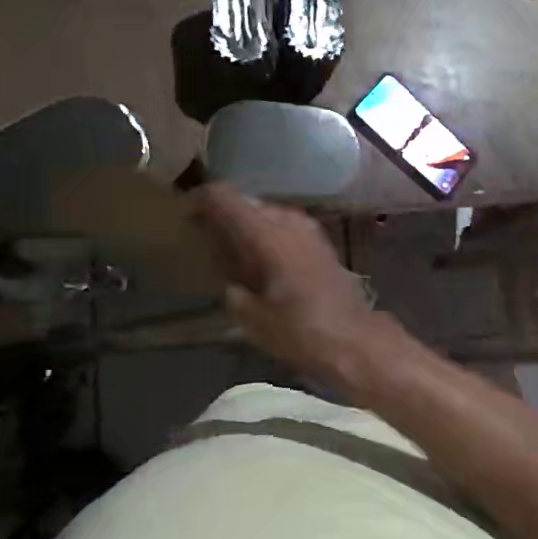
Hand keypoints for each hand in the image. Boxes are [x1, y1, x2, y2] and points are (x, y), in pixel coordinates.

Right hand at [193, 182, 384, 380]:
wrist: (353, 340)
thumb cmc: (300, 332)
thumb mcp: (251, 317)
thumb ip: (232, 289)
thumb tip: (228, 279)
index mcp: (267, 234)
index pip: (226, 198)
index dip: (202, 200)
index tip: (184, 214)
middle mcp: (289, 222)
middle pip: (248, 202)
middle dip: (225, 214)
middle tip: (205, 236)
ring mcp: (310, 230)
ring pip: (269, 213)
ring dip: (249, 224)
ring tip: (231, 248)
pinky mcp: (321, 242)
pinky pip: (286, 226)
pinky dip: (269, 234)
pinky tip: (262, 258)